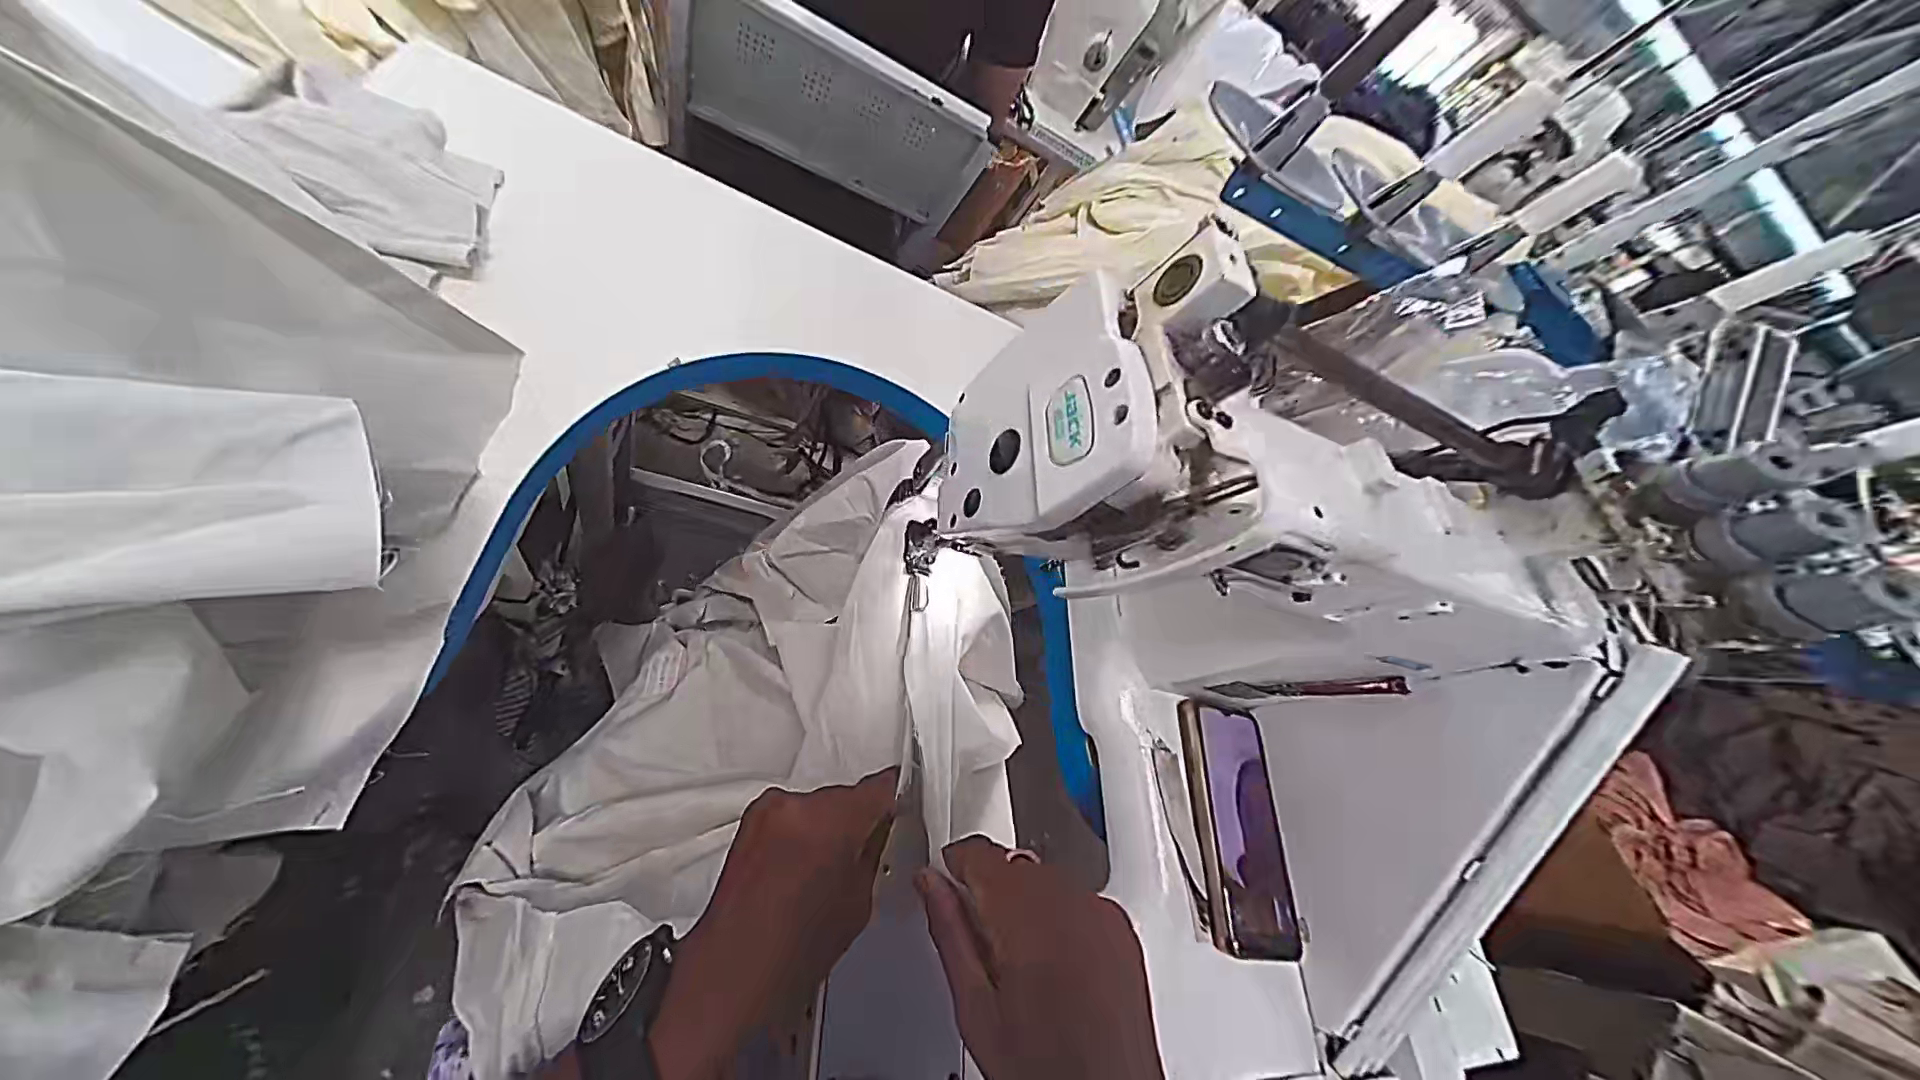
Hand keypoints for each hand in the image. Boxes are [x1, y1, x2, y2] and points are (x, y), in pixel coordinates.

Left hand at [648, 769, 897, 1078]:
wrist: (732, 969)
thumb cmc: (786, 952)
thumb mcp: (858, 902)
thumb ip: (873, 850)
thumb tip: (878, 829)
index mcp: (835, 821)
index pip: (880, 786)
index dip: (893, 796)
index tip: (895, 801)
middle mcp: (799, 806)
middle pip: (846, 795)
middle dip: (855, 818)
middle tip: (858, 853)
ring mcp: (771, 810)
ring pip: (817, 804)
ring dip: (823, 825)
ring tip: (819, 871)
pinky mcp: (752, 819)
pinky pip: (791, 812)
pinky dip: (798, 830)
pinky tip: (798, 867)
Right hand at [918, 837, 1164, 1079]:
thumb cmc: (1044, 1069)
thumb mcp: (975, 1008)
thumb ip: (950, 932)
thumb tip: (931, 886)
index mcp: (1024, 917)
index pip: (982, 855)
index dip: (956, 862)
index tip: (944, 874)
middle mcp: (1067, 903)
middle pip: (1014, 864)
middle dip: (989, 886)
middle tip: (976, 931)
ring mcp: (1099, 912)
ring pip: (1045, 877)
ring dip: (1024, 898)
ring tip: (1016, 956)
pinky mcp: (1120, 927)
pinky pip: (1078, 897)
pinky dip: (1059, 912)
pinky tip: (1052, 958)